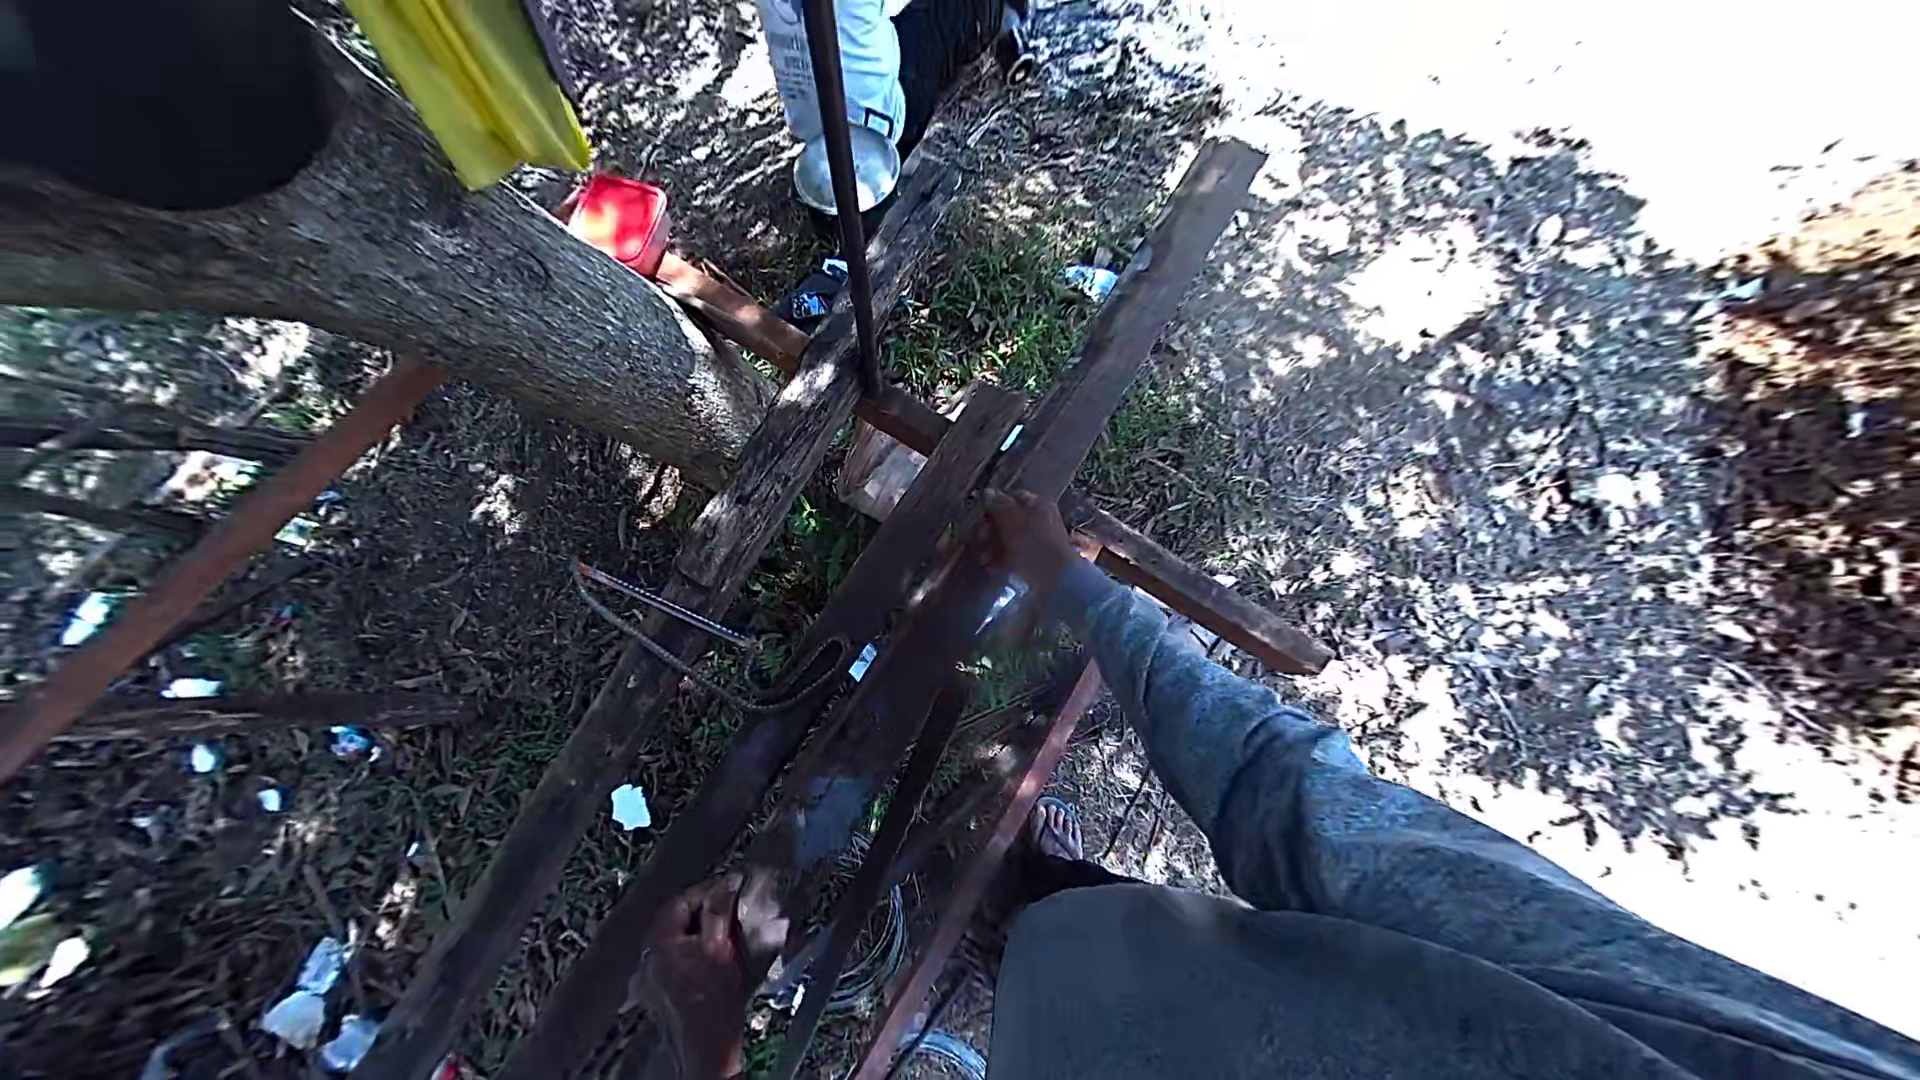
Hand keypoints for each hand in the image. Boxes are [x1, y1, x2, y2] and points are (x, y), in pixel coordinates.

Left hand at [641, 874, 766, 1078]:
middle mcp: (647, 962)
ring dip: (700, 932)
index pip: (680, 900)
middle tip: (730, 911)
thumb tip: (727, 881)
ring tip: (725, 935)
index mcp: (659, 946)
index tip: (730, 890)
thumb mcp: (722, 946)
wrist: (708, 1052)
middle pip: (676, 920)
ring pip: (676, 941)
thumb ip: (720, 910)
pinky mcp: (658, 996)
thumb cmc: (715, 1001)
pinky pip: (675, 960)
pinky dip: (693, 952)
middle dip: (704, 912)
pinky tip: (712, 958)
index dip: (707, 891)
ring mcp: (649, 982)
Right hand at [980, 489, 1077, 592]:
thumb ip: (998, 505)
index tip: (982, 519)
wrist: (1055, 582)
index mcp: (1038, 506)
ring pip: (1009, 539)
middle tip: (981, 539)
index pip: (1012, 498)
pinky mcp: (1036, 562)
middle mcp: (1041, 521)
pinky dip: (1001, 559)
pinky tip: (991, 566)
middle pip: (1008, 520)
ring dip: (992, 546)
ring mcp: (1039, 543)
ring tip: (984, 558)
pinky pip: (1014, 555)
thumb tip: (989, 493)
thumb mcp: (1011, 521)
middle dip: (990, 530)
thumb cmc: (1032, 546)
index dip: (994, 507)